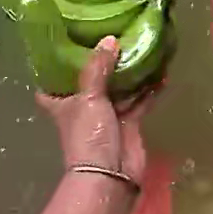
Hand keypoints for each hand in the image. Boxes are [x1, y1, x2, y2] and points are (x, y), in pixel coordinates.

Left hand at [36, 38, 157, 178]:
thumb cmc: (89, 136)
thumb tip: (109, 39)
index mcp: (64, 104)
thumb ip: (98, 68)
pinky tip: (161, 72)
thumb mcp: (89, 98)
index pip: (51, 87)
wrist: (111, 174)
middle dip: (101, 64)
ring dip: (129, 74)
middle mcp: (84, 108)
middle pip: (90, 82)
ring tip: (141, 48)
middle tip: (114, 38)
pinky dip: (149, 89)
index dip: (54, 71)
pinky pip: (140, 100)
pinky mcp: (130, 123)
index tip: (63, 49)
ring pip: (119, 89)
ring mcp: (108, 116)